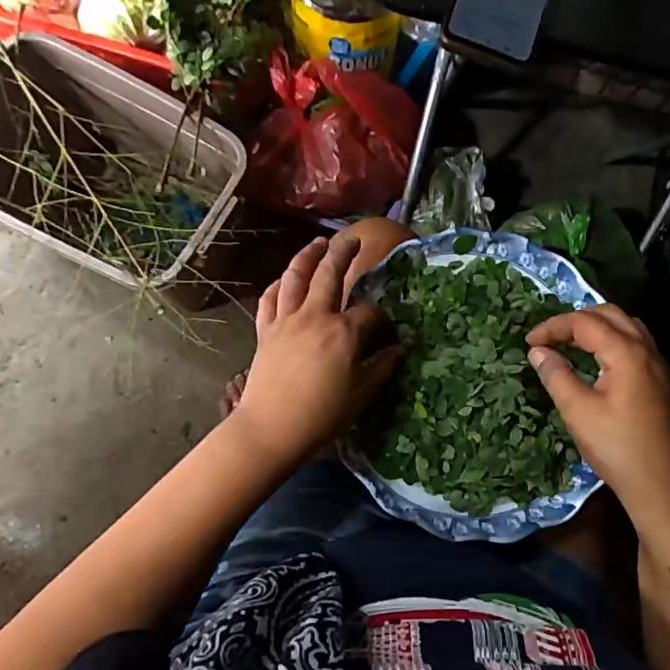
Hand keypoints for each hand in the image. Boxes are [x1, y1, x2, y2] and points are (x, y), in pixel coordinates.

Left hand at [233, 235, 400, 466]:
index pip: (369, 312)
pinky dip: (278, 286)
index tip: (388, 331)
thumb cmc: (323, 414)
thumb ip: (383, 365)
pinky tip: (284, 281)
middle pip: (330, 275)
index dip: (382, 318)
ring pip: (295, 277)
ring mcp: (286, 321)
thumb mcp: (363, 392)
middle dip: (344, 253)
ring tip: (317, 243)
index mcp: (343, 332)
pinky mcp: (265, 331)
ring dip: (307, 256)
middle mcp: (315, 316)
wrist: (271, 429)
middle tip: (353, 239)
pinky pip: (270, 299)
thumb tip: (404, 347)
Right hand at [526, 305, 669, 510]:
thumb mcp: (578, 411)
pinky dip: (612, 341)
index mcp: (627, 352)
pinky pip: (636, 344)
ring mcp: (658, 365)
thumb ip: (557, 375)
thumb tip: (538, 351)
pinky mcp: (660, 381)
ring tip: (571, 344)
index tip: (528, 342)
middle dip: (576, 319)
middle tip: (550, 338)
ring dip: (597, 327)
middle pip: (610, 314)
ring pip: (627, 326)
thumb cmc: (617, 447)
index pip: (585, 322)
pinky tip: (597, 361)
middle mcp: (646, 350)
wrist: (660, 483)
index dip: (553, 327)